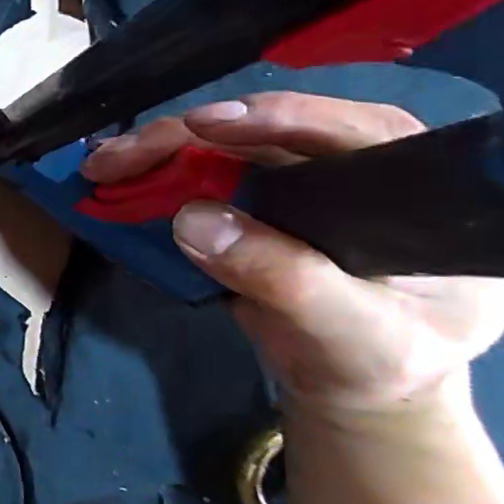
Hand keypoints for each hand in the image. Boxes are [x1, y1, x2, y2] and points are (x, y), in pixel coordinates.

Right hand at [82, 93, 503, 414]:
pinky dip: (151, 177)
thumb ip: (287, 278)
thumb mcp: (352, 333)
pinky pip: (195, 176)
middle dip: (180, 139)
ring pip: (218, 149)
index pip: (350, 131)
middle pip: (259, 133)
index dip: (275, 118)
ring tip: (99, 170)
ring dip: (154, 154)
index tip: (202, 124)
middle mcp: (344, 169)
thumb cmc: (379, 361)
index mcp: (404, 189)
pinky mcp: (249, 200)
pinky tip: (114, 179)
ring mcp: (291, 182)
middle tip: (113, 161)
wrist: (352, 385)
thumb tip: (192, 219)